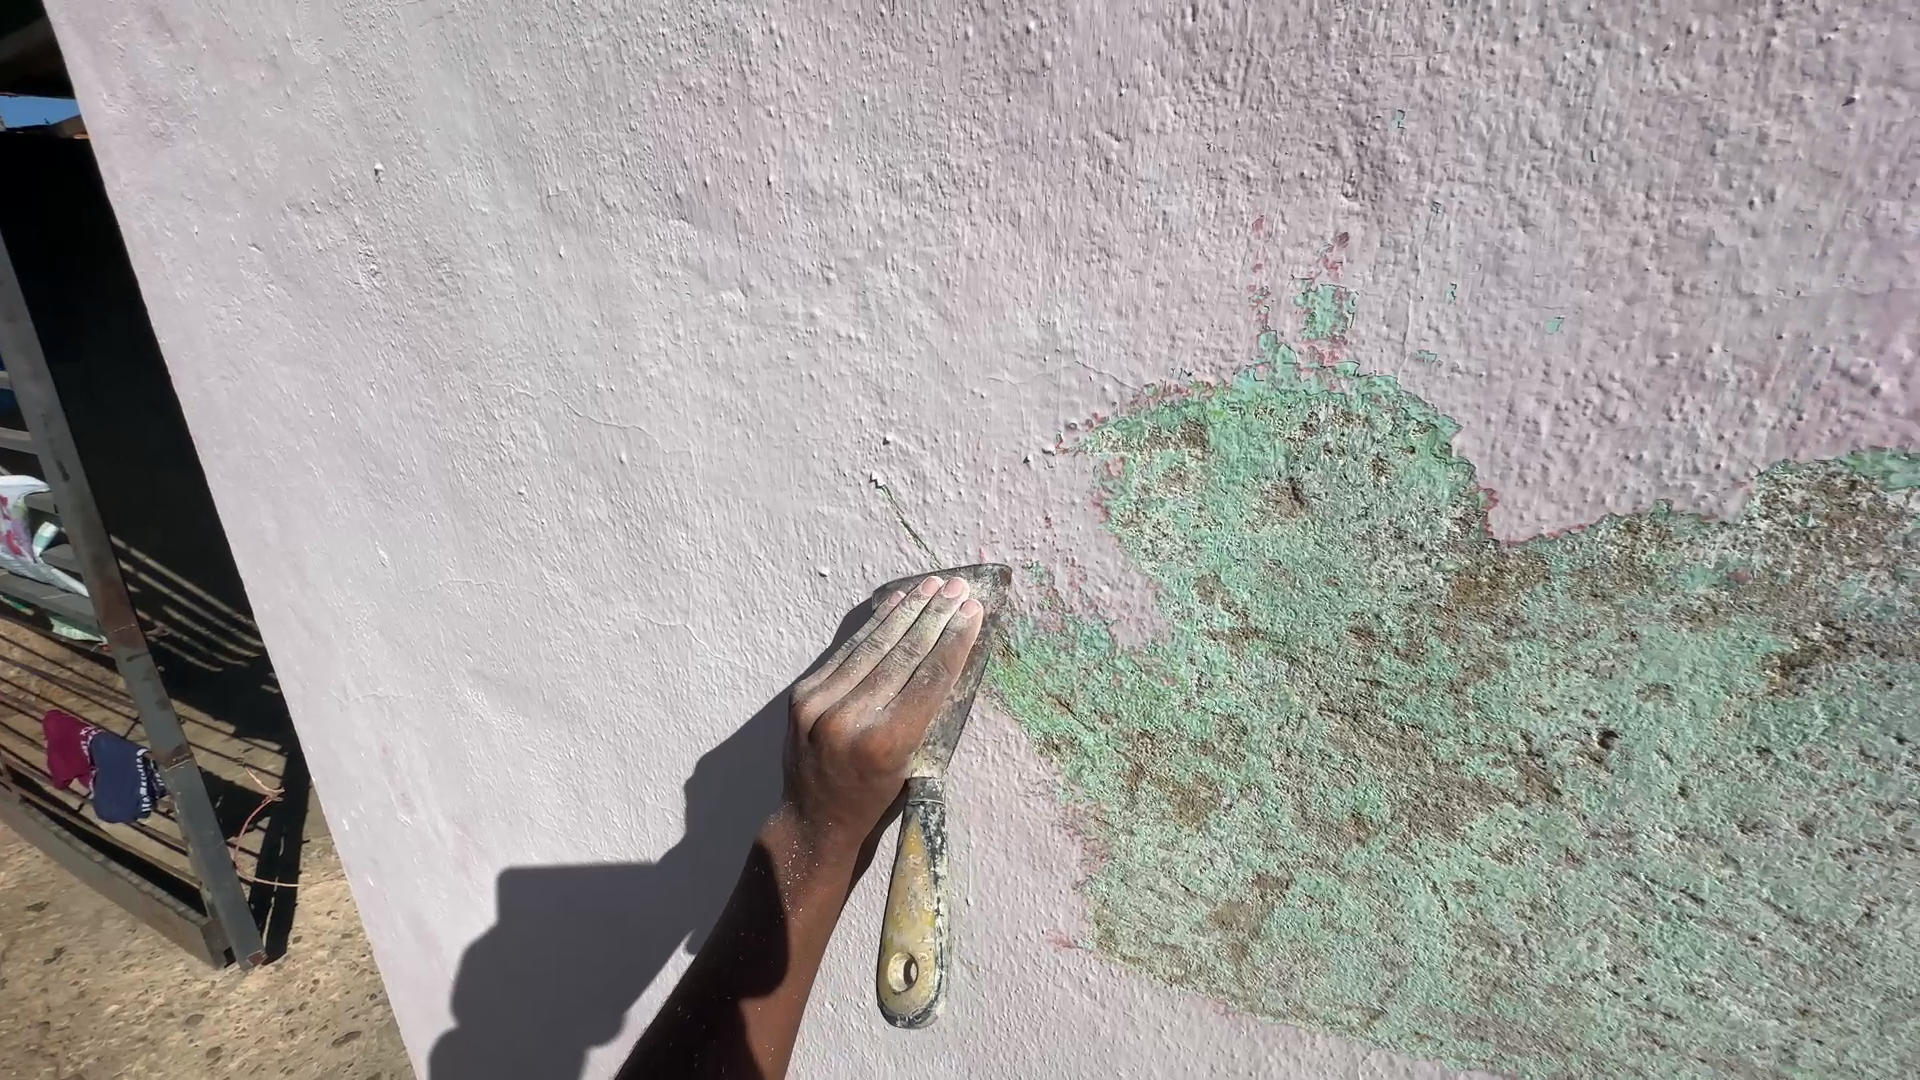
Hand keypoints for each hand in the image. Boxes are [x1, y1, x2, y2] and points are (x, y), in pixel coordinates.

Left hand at [783, 575, 982, 857]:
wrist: (814, 822)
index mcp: (886, 745)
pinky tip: (895, 604)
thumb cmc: (878, 800)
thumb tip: (949, 649)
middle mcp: (849, 720)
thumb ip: (926, 712)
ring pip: (874, 647)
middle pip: (903, 655)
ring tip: (932, 585)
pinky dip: (874, 626)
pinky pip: (847, 653)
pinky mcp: (803, 695)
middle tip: (958, 588)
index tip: (973, 610)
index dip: (954, 640)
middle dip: (935, 617)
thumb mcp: (914, 763)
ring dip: (907, 611)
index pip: (930, 679)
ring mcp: (819, 705)